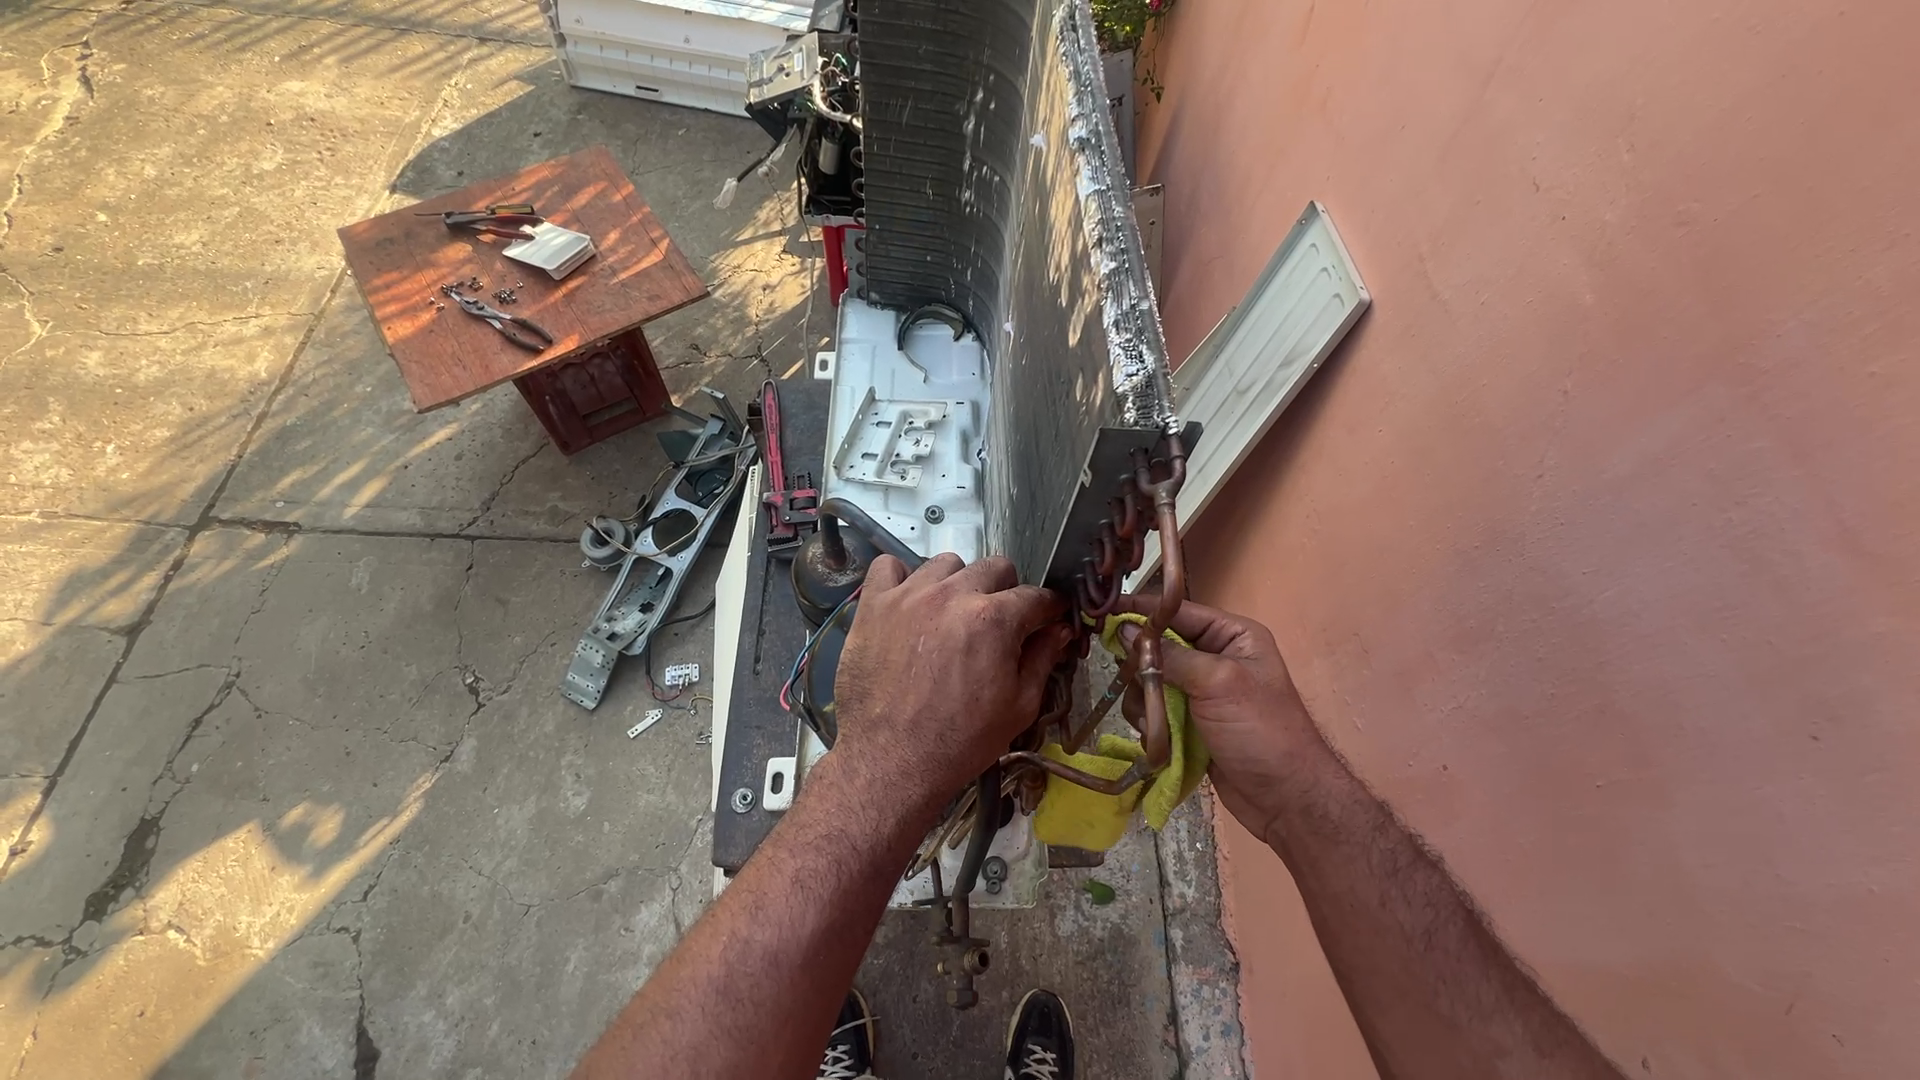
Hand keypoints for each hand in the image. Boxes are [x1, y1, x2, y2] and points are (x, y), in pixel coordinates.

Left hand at [833, 553, 1073, 816]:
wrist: (891, 762)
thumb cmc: (962, 741)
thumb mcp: (1019, 707)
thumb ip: (1042, 659)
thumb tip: (1061, 629)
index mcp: (994, 619)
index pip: (1036, 596)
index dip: (1049, 609)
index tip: (1048, 619)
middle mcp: (953, 594)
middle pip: (995, 567)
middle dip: (1006, 592)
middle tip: (998, 623)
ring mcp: (909, 595)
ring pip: (946, 563)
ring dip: (957, 583)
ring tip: (950, 614)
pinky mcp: (873, 605)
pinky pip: (888, 566)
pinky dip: (901, 578)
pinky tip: (907, 603)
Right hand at [1116, 597, 1327, 845]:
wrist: (1285, 799)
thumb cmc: (1260, 731)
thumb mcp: (1217, 682)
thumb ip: (1169, 655)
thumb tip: (1124, 632)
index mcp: (1232, 636)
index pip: (1177, 611)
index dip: (1141, 612)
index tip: (1104, 613)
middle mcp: (1215, 657)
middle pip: (1157, 647)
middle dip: (1142, 666)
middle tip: (1138, 683)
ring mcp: (1200, 692)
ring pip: (1149, 680)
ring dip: (1145, 700)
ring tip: (1154, 721)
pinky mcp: (1189, 722)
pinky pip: (1154, 709)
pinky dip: (1150, 721)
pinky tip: (1157, 738)